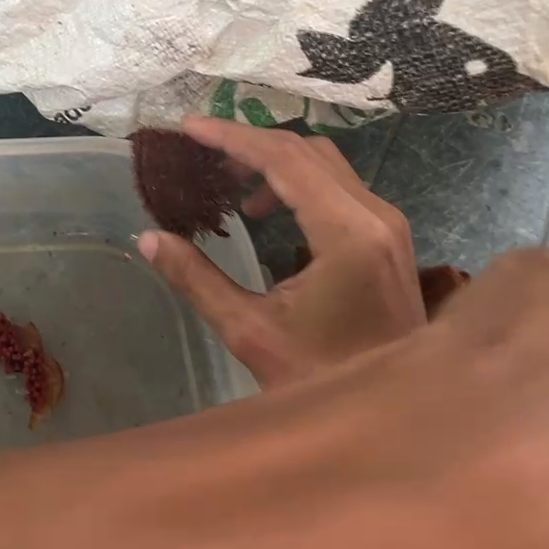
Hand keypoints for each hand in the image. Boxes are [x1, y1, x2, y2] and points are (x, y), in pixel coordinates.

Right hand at [136, 116, 423, 387]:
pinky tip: (261, 209)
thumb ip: (196, 278)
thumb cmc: (322, 379)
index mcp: (346, 233)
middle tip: (198, 148)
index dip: (231, 137)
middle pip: (305, 150)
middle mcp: (375, 215)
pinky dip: (293, 180)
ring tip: (224, 180)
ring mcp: (387, 225)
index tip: (188, 128)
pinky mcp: (386, 238)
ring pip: (323, 163)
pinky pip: (335, 185)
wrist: (399, 420)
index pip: (283, 158)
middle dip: (247, 142)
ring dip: (271, 160)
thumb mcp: (250, 331)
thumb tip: (149, 238)